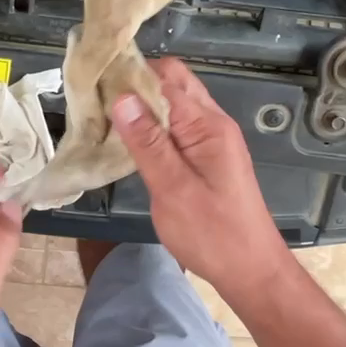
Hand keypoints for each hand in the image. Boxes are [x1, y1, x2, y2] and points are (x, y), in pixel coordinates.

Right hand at [110, 58, 293, 292]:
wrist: (251, 271)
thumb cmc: (213, 235)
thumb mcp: (173, 190)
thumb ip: (148, 143)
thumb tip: (122, 97)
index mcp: (208, 126)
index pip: (165, 79)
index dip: (129, 75)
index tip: (94, 83)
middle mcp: (213, 124)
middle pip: (173, 83)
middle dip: (135, 84)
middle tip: (97, 100)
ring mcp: (212, 140)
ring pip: (174, 103)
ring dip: (143, 105)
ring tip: (105, 117)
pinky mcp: (207, 157)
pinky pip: (177, 126)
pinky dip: (152, 125)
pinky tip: (129, 141)